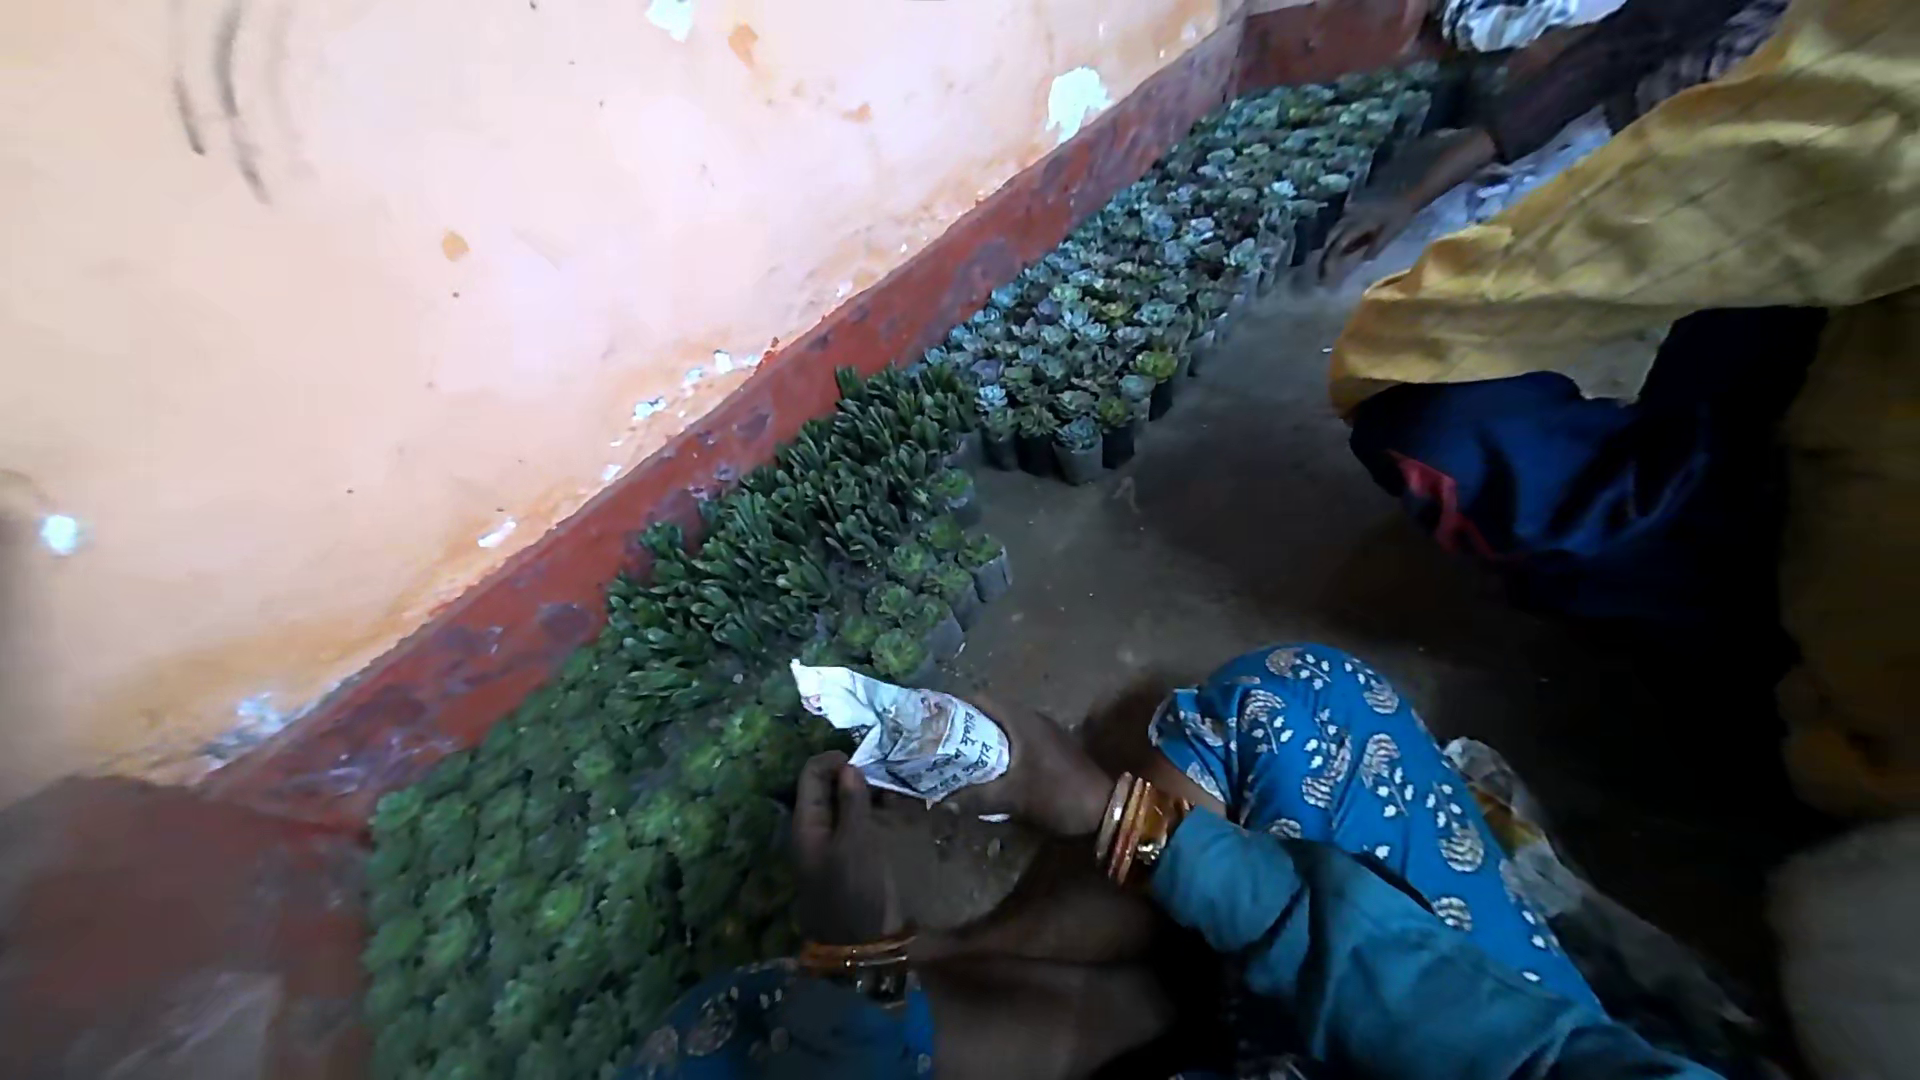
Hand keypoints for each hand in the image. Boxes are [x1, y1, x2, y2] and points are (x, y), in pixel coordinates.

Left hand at [793, 751, 901, 943]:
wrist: (861, 945)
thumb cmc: (853, 891)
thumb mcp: (853, 844)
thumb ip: (852, 803)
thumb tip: (850, 767)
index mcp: (807, 823)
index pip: (811, 775)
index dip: (833, 760)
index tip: (862, 759)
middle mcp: (819, 826)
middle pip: (831, 785)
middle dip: (857, 773)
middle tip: (887, 769)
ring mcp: (838, 838)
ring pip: (851, 800)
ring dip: (873, 789)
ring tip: (899, 785)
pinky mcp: (856, 850)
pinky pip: (865, 818)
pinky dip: (881, 807)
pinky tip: (903, 804)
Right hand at [942, 697, 1112, 837]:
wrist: (1105, 809)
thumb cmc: (1057, 793)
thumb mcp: (1013, 798)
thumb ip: (977, 798)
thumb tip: (943, 801)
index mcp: (1021, 719)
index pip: (982, 698)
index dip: (957, 705)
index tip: (936, 720)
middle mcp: (1032, 718)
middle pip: (991, 712)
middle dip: (966, 725)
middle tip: (943, 742)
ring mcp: (1044, 733)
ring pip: (1004, 728)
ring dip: (984, 739)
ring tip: (960, 756)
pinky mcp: (1051, 748)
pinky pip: (1017, 740)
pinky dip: (1000, 749)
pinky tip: (990, 770)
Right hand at [1319, 194, 1415, 283]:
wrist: (1412, 183)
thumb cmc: (1402, 210)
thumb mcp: (1391, 231)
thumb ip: (1375, 247)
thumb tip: (1363, 260)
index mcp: (1354, 226)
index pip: (1335, 249)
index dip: (1328, 264)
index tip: (1324, 279)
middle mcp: (1347, 219)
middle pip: (1329, 240)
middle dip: (1325, 256)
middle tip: (1323, 271)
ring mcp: (1350, 211)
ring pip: (1333, 231)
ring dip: (1329, 246)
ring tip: (1330, 259)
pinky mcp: (1355, 206)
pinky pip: (1341, 224)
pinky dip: (1338, 236)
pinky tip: (1343, 242)